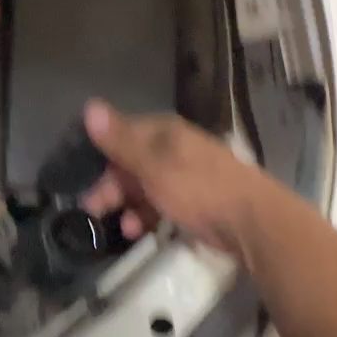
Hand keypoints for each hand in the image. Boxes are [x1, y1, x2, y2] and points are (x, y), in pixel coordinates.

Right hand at [77, 100, 273, 261]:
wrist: (251, 222)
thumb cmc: (197, 188)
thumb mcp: (152, 164)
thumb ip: (119, 140)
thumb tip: (89, 106)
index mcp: (163, 133)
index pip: (121, 135)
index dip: (101, 154)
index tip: (85, 178)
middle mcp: (172, 149)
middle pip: (129, 164)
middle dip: (110, 187)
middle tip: (91, 211)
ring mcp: (183, 175)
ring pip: (143, 187)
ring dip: (127, 206)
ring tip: (123, 228)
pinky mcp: (192, 200)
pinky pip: (159, 204)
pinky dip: (146, 216)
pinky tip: (140, 231)